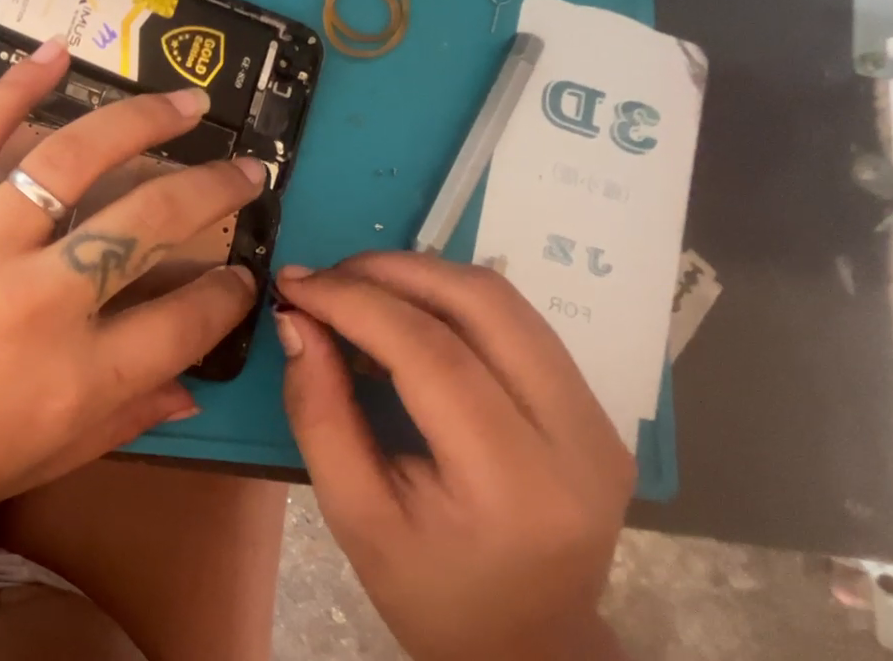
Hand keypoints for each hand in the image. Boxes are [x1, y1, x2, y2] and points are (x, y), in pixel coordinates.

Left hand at [0, 40, 262, 570]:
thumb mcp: (30, 464)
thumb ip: (117, 421)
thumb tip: (187, 386)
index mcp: (78, 384)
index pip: (188, 323)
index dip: (228, 294)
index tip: (240, 274)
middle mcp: (42, 303)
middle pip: (154, 222)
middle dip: (216, 191)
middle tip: (247, 172)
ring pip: (78, 160)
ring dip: (143, 120)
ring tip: (188, 106)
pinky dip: (17, 88)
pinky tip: (57, 54)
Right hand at [275, 254, 633, 660]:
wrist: (528, 646)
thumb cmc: (429, 592)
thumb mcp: (351, 513)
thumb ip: (318, 412)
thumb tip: (295, 321)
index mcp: (515, 483)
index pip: (433, 354)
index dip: (354, 302)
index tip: (293, 283)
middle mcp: (579, 438)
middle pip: (485, 304)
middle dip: (391, 270)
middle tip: (323, 279)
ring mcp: (599, 420)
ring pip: (506, 301)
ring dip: (420, 276)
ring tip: (354, 290)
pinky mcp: (595, 408)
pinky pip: (516, 323)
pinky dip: (448, 301)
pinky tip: (401, 317)